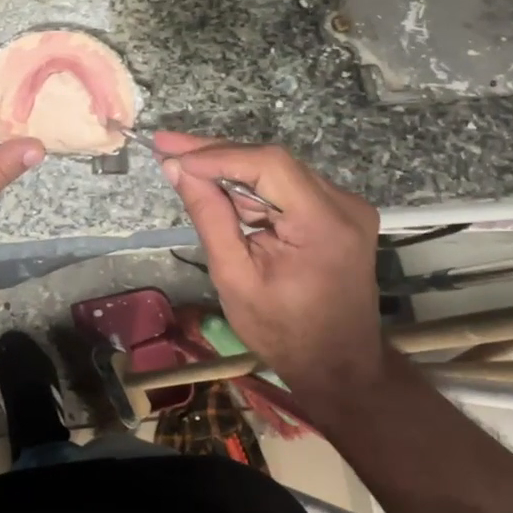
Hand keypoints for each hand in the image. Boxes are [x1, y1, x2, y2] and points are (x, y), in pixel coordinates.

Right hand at [154, 131, 385, 415]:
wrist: (340, 367)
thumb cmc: (283, 332)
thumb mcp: (234, 277)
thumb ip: (209, 216)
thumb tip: (176, 167)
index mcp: (323, 223)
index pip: (268, 165)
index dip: (217, 155)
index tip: (171, 153)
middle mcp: (343, 204)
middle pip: (271, 162)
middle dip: (215, 154)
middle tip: (166, 145)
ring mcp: (346, 206)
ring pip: (276, 170)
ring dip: (229, 168)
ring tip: (182, 166)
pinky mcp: (339, 212)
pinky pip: (286, 185)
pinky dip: (250, 186)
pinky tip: (217, 188)